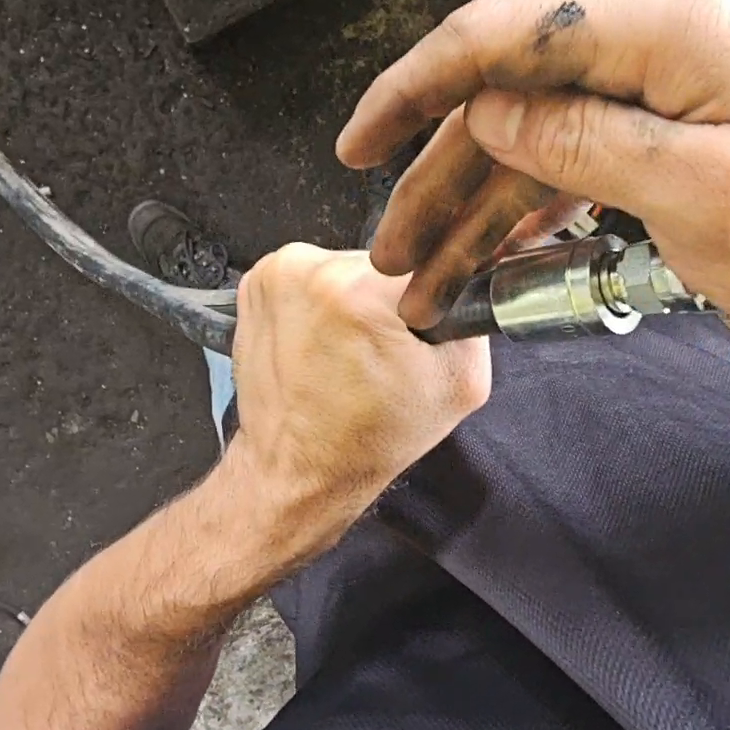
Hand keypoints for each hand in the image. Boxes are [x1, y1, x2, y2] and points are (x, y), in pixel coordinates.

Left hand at [222, 244, 490, 550]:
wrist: (296, 467)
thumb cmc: (367, 438)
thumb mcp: (461, 383)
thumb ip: (474, 317)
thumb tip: (465, 276)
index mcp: (361, 290)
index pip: (424, 262)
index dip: (430, 297)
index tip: (417, 329)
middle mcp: (309, 269)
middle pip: (382, 262)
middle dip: (389, 298)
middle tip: (382, 347)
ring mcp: (275, 273)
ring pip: (346, 266)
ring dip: (354, 298)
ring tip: (347, 350)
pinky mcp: (255, 282)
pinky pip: (312, 276)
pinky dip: (322, 303)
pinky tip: (320, 343)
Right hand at [337, 0, 729, 343]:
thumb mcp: (713, 196)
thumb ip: (590, 145)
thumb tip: (492, 118)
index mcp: (664, 30)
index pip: (501, 40)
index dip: (415, 90)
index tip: (360, 141)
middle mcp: (652, 42)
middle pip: (504, 105)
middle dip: (436, 182)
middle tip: (391, 252)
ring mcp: (655, 87)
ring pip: (529, 147)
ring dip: (472, 215)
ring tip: (426, 281)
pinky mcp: (662, 129)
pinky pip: (570, 167)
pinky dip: (524, 217)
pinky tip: (485, 261)